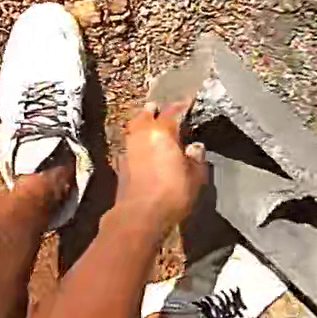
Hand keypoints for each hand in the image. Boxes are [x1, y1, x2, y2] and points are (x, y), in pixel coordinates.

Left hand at [115, 101, 206, 230]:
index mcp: (161, 131)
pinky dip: (137, 141)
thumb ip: (196, 158)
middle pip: (146, 114)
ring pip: (135, 128)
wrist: (139, 215)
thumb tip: (194, 147)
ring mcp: (127, 148)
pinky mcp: (120, 163)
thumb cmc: (172, 193)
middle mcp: (141, 134)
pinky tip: (143, 147)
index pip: (173, 111)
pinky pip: (130, 144)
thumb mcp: (195, 176)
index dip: (182, 105)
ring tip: (152, 126)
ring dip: (143, 124)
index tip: (189, 102)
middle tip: (163, 108)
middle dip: (155, 110)